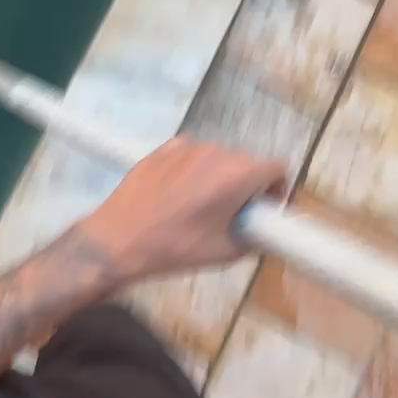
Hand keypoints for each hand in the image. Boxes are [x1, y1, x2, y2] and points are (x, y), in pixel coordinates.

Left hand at [75, 137, 284, 283]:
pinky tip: (176, 193)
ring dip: (217, 176)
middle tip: (232, 214)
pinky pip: (189, 155)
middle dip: (246, 185)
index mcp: (238, 174)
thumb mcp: (226, 252)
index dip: (277, 189)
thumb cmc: (176, 247)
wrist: (119, 238)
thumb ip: (255, 237)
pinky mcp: (161, 148)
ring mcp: (186, 146)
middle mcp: (216, 151)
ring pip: (216, 158)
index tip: (264, 209)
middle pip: (246, 162)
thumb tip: (260, 231)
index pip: (278, 168)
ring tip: (199, 205)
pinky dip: (191, 169)